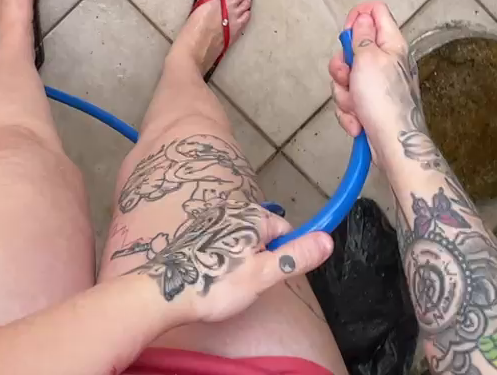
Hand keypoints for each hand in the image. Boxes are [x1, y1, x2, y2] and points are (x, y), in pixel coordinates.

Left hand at [116, 199, 334, 324]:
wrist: (167, 288)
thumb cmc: (216, 282)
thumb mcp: (263, 274)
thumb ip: (296, 256)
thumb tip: (328, 240)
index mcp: (253, 216)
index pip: (285, 230)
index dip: (282, 254)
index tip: (268, 275)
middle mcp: (233, 208)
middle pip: (262, 231)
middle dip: (261, 255)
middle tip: (246, 282)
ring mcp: (212, 216)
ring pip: (240, 236)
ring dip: (240, 255)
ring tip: (226, 280)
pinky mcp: (196, 228)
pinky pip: (220, 238)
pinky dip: (221, 253)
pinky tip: (211, 272)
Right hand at [327, 1, 417, 140]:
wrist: (393, 145)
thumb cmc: (384, 101)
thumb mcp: (368, 59)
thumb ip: (362, 35)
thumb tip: (363, 17)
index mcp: (391, 44)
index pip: (376, 12)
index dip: (357, 17)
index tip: (346, 34)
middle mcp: (385, 61)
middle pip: (353, 48)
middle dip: (342, 66)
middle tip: (347, 76)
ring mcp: (377, 84)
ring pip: (346, 77)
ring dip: (344, 93)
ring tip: (355, 106)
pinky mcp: (369, 104)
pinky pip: (348, 99)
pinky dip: (349, 111)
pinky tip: (357, 122)